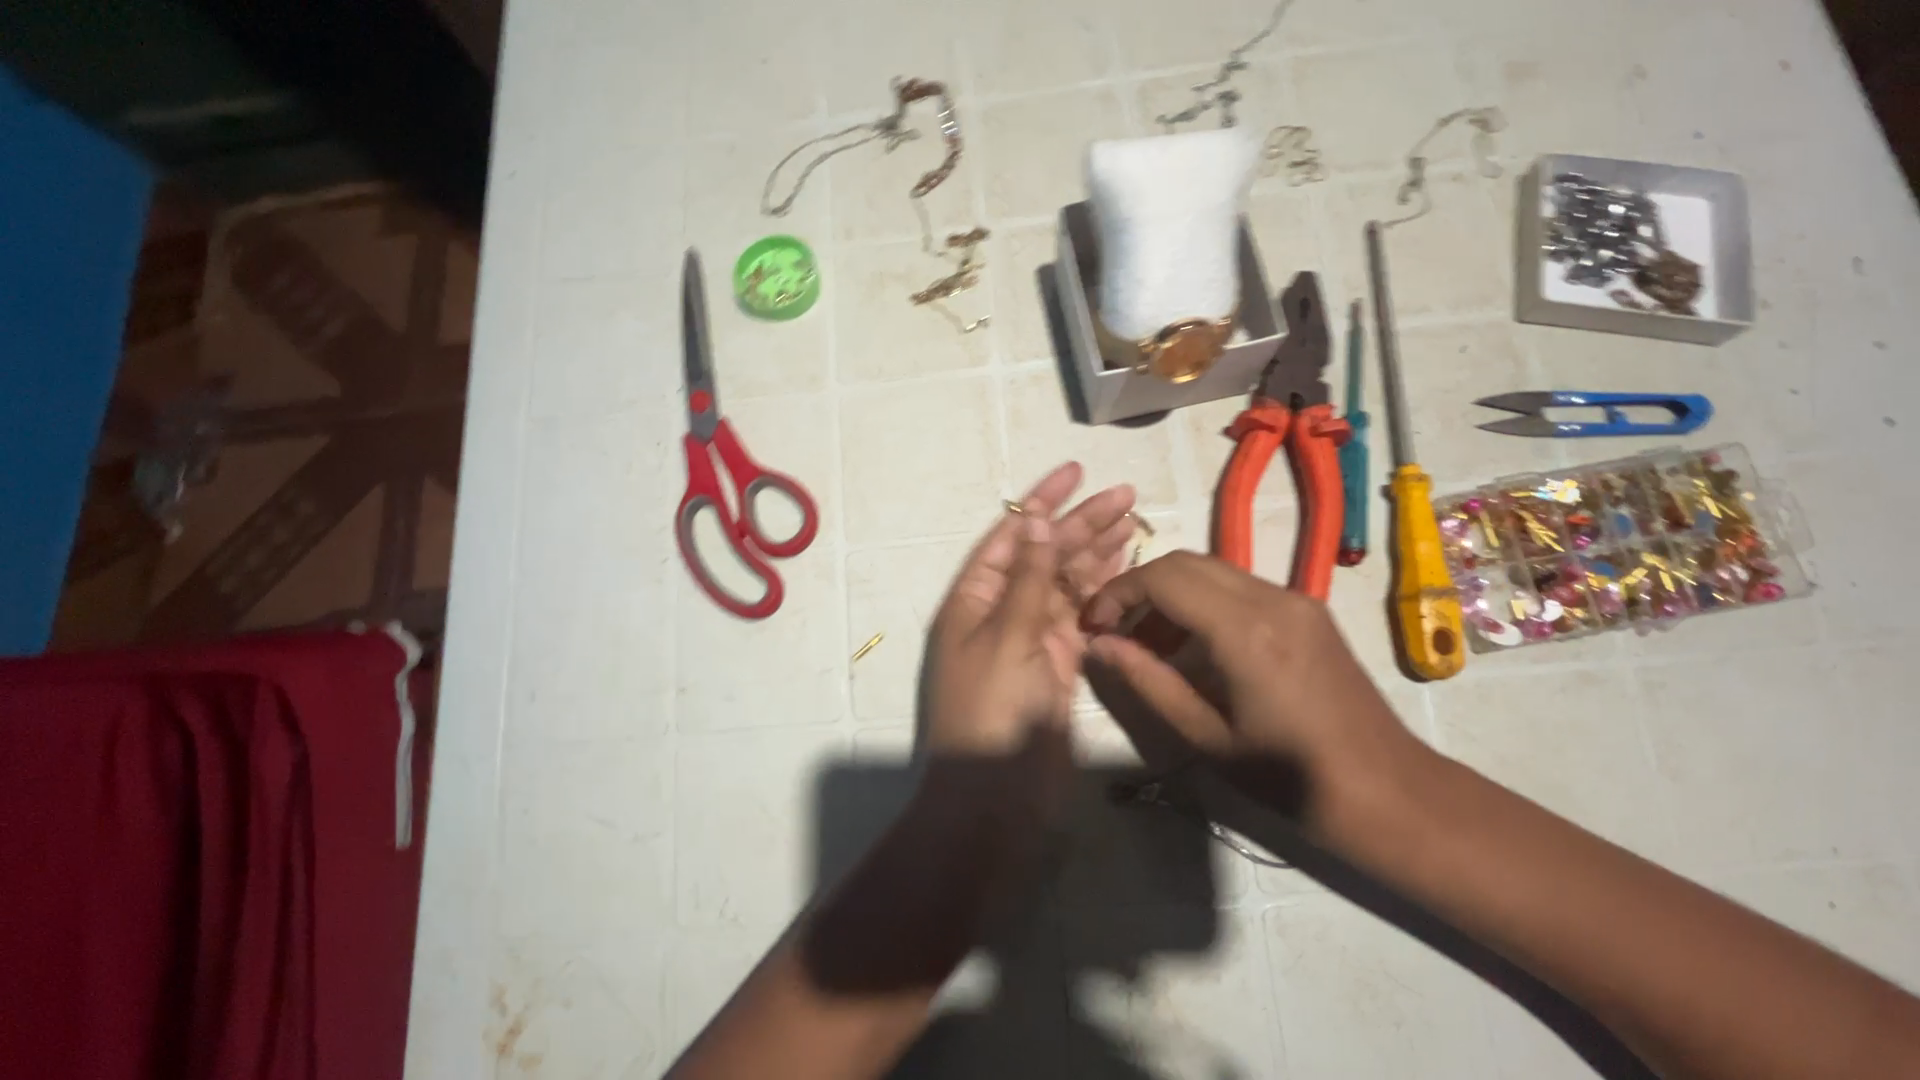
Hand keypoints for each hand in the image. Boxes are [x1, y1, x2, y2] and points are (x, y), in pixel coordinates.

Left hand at [917, 463, 1134, 822]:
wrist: (997, 795)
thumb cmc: (992, 709)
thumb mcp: (1008, 636)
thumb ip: (1028, 579)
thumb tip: (1032, 519)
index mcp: (974, 600)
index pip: (1009, 536)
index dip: (1041, 501)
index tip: (1076, 471)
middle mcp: (1002, 613)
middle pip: (1043, 556)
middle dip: (1081, 524)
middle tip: (1127, 496)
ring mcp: (1032, 640)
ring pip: (1068, 585)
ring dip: (1097, 554)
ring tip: (1134, 522)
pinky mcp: (1059, 666)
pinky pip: (1083, 619)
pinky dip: (1104, 594)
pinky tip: (1128, 570)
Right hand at [1080, 551, 1418, 826]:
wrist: (1384, 790)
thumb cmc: (1287, 777)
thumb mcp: (1206, 736)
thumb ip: (1148, 682)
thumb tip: (1099, 646)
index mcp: (1245, 630)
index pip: (1164, 578)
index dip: (1118, 593)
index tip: (1093, 625)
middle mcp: (1272, 598)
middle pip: (1186, 563)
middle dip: (1140, 589)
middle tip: (1114, 633)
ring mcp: (1296, 600)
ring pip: (1213, 571)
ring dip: (1171, 595)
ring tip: (1148, 646)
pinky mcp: (1309, 612)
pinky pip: (1241, 588)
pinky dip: (1204, 603)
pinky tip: (1193, 648)